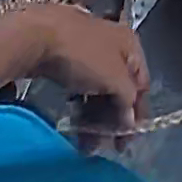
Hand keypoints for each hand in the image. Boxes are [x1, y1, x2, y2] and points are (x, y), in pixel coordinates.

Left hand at [12, 5, 149, 150]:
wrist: (40, 35)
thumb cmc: (83, 55)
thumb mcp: (113, 78)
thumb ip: (127, 100)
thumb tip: (130, 121)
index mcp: (130, 45)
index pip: (142, 84)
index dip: (137, 114)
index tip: (125, 143)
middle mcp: (115, 45)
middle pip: (121, 89)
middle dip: (113, 120)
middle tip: (101, 146)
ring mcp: (92, 50)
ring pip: (101, 90)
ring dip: (96, 118)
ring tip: (84, 142)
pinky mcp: (71, 58)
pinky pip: (84, 87)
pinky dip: (82, 106)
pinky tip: (74, 123)